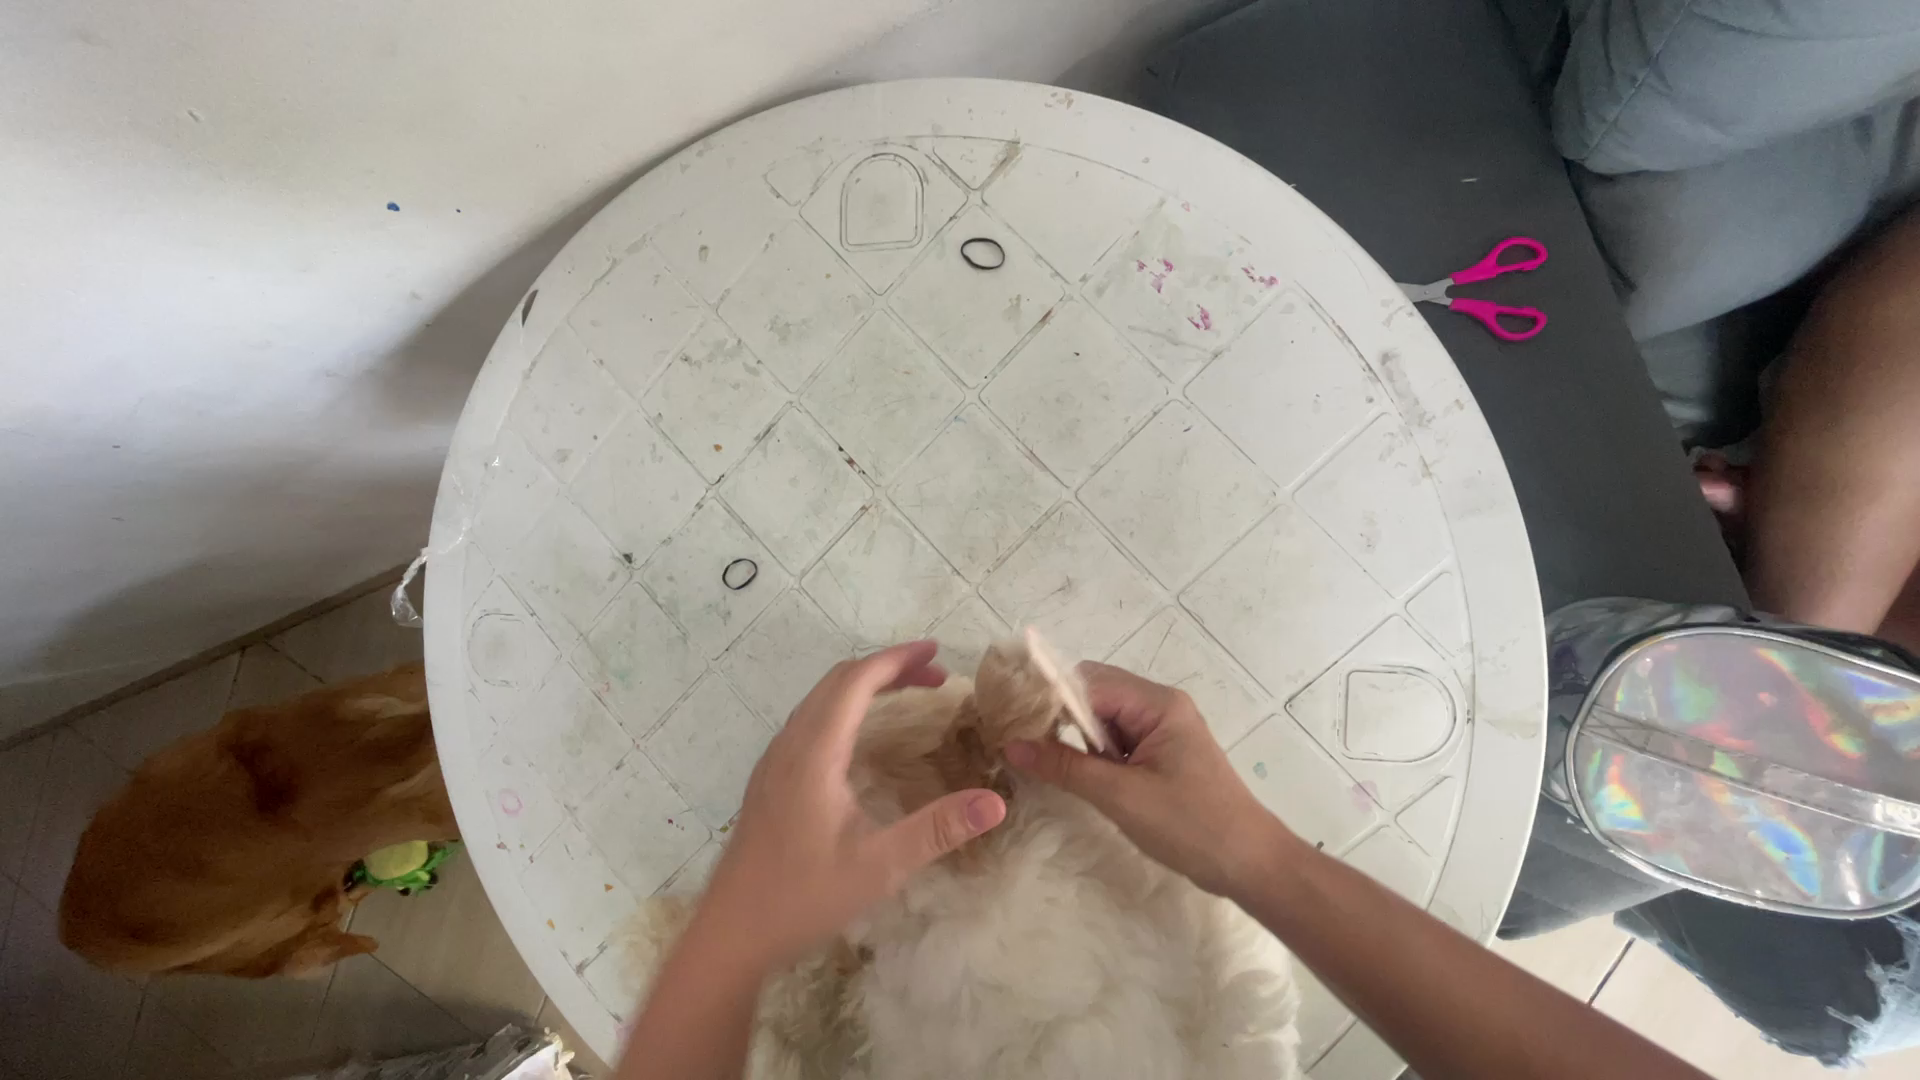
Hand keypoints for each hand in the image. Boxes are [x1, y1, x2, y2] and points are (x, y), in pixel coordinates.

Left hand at [694, 642, 1008, 971]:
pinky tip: (864, 733)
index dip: (897, 659)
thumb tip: (995, 802)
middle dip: (888, 667)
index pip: (856, 681)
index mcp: (815, 751)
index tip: (937, 653)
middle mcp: (791, 743)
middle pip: (839, 681)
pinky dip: (845, 705)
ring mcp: (775, 759)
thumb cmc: (803, 897)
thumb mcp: (880, 866)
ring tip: (908, 692)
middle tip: (935, 675)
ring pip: (821, 698)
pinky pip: (811, 718)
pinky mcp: (771, 777)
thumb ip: (938, 830)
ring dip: (865, 684)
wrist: (730, 932)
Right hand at [1004, 661, 1298, 896]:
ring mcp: (1162, 729)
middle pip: (1094, 692)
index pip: (1089, 682)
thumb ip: (1065, 766)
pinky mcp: (1160, 753)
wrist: (1252, 865)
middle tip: (1019, 738)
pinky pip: (1115, 739)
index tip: (1011, 719)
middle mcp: (1159, 705)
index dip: (1049, 698)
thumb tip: (1010, 745)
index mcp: (1157, 703)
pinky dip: (1091, 751)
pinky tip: (1070, 769)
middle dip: (1057, 714)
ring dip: (1073, 734)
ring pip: (1102, 717)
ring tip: (1037, 754)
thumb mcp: (1121, 796)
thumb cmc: (1191, 826)